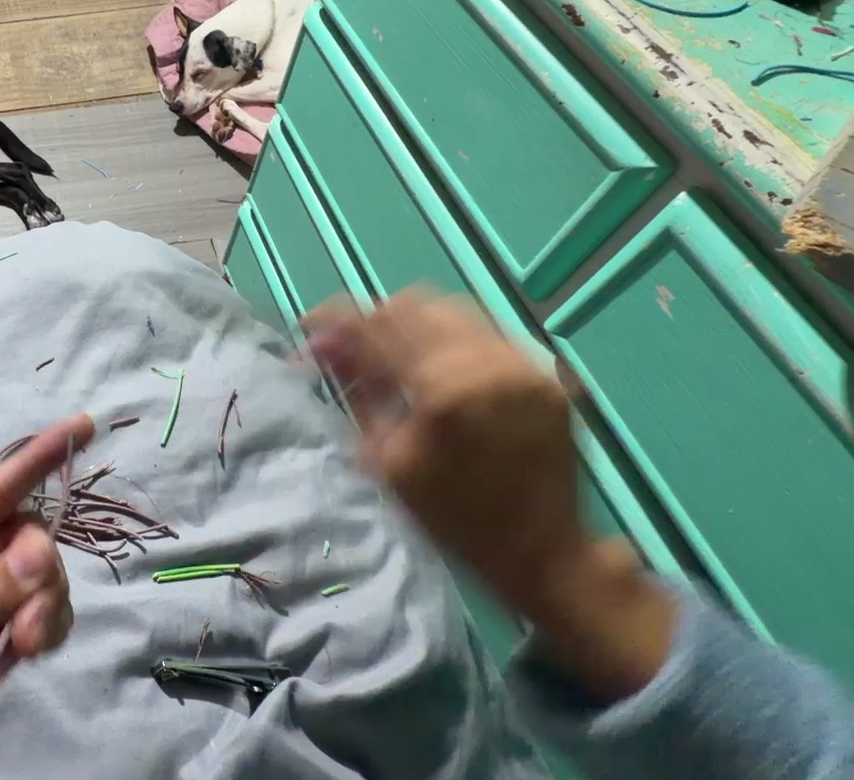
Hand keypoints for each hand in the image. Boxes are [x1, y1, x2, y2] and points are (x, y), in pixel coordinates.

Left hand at [0, 413, 91, 779]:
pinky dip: (48, 628)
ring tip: (25, 649)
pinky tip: (31, 653)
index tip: (83, 426)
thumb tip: (43, 552)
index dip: (36, 457)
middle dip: (39, 574)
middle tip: (28, 629)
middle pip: (27, 538)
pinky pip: (42, 615)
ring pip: (41, 577)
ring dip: (46, 607)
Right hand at [301, 291, 673, 700]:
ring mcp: (520, 363)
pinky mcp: (542, 370)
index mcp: (441, 390)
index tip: (310, 325)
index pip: (376, 326)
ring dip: (412, 322)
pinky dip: (449, 337)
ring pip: (450, 308)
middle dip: (373, 318)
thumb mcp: (387, 459)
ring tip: (395, 350)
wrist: (542, 547)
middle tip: (353, 343)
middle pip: (412, 305)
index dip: (335, 320)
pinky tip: (438, 363)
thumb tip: (325, 347)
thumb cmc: (452, 515)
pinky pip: (484, 330)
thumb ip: (359, 391)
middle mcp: (485, 363)